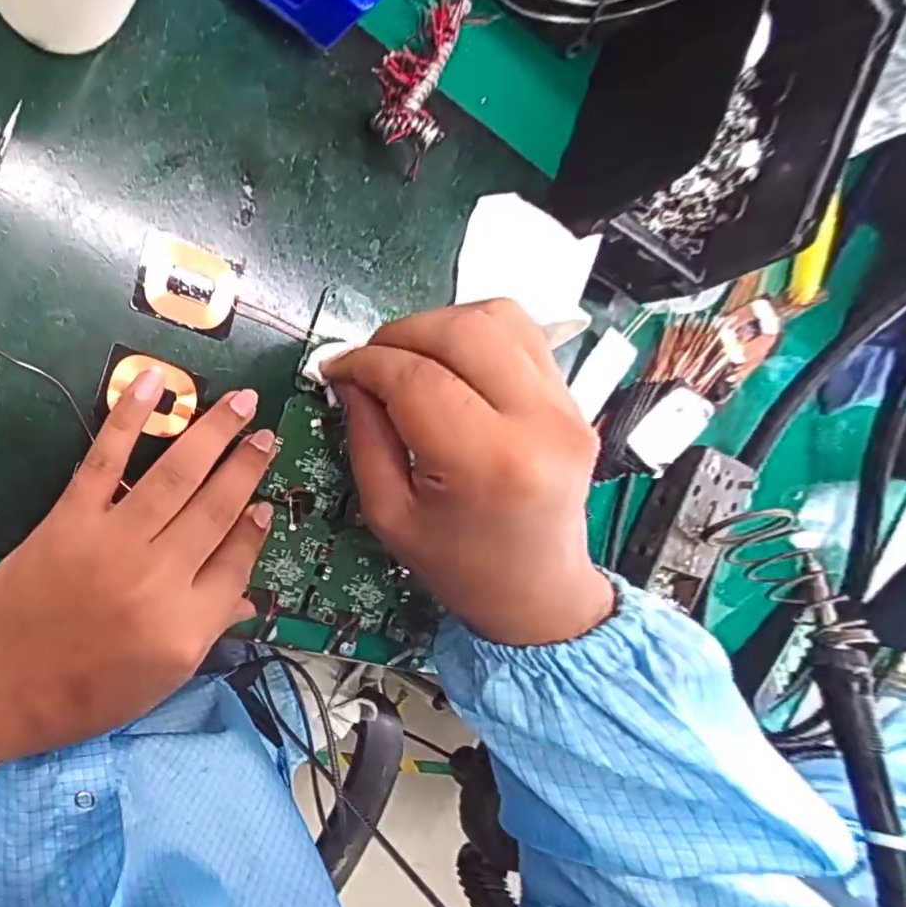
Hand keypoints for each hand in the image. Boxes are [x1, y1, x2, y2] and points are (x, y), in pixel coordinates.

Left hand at [0, 371, 276, 763]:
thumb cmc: (80, 695)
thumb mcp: (155, 682)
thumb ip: (205, 633)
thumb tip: (247, 597)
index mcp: (186, 625)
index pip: (237, 563)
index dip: (255, 529)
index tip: (266, 503)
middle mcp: (160, 577)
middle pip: (216, 510)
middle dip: (246, 467)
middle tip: (266, 432)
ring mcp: (113, 542)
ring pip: (175, 477)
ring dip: (211, 433)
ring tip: (239, 402)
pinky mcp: (69, 519)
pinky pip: (106, 460)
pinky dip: (128, 418)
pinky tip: (153, 384)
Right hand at [322, 299, 613, 645]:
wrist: (536, 589)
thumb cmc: (454, 563)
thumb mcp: (386, 511)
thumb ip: (366, 438)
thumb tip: (351, 380)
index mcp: (486, 462)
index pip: (416, 378)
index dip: (364, 363)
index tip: (332, 369)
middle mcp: (539, 422)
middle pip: (464, 331)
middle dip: (398, 334)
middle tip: (365, 361)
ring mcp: (566, 406)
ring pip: (499, 317)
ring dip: (436, 326)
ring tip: (402, 359)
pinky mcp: (572, 399)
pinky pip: (520, 336)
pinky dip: (470, 335)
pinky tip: (441, 363)